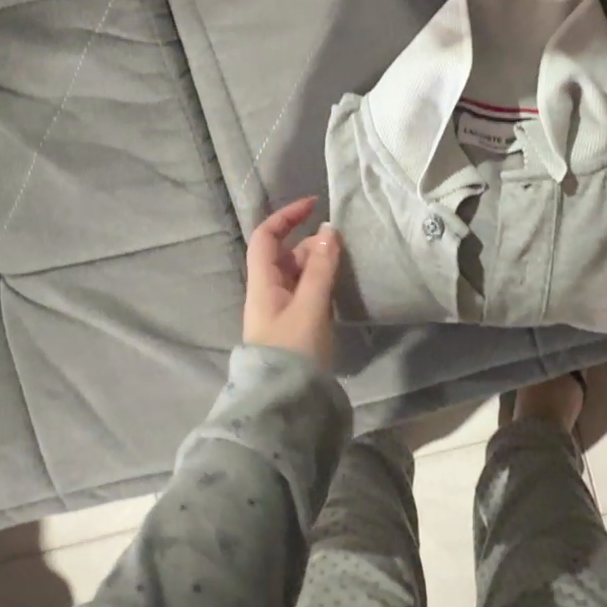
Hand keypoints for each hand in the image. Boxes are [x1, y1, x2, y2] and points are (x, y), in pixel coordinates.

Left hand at [242, 197, 341, 369]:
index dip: (286, 216)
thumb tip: (328, 229)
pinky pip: (306, 293)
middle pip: (284, 255)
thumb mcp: (310, 306)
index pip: (266, 237)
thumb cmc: (294, 350)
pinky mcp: (294, 328)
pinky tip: (338, 288)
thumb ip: (321, 268)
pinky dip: (320, 283)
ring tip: (344, 264)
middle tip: (340, 244)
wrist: (284, 402)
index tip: (314, 204)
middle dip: (310, 243)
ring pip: (297, 275)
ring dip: (318, 263)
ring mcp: (280, 312)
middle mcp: (267, 293)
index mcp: (262, 283)